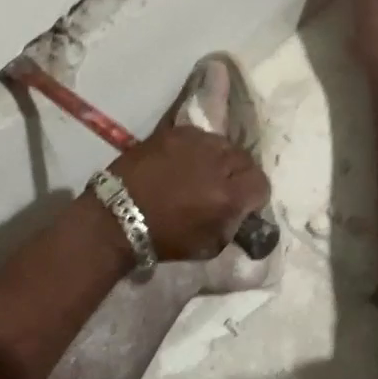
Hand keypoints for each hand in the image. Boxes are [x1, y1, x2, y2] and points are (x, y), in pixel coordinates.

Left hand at [106, 122, 270, 263]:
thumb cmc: (162, 238)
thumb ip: (233, 225)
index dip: (253, 195)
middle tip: (223, 185)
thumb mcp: (209, 245)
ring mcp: (192, 143)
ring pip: (222, 143)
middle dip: (238, 174)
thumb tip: (242, 212)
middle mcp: (215, 163)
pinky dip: (196, 147)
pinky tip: (183, 159)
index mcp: (227, 196)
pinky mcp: (171, 133)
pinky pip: (198, 135)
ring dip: (218, 157)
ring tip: (203, 170)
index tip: (242, 202)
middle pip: (244, 159)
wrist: (116, 217)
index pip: (261, 183)